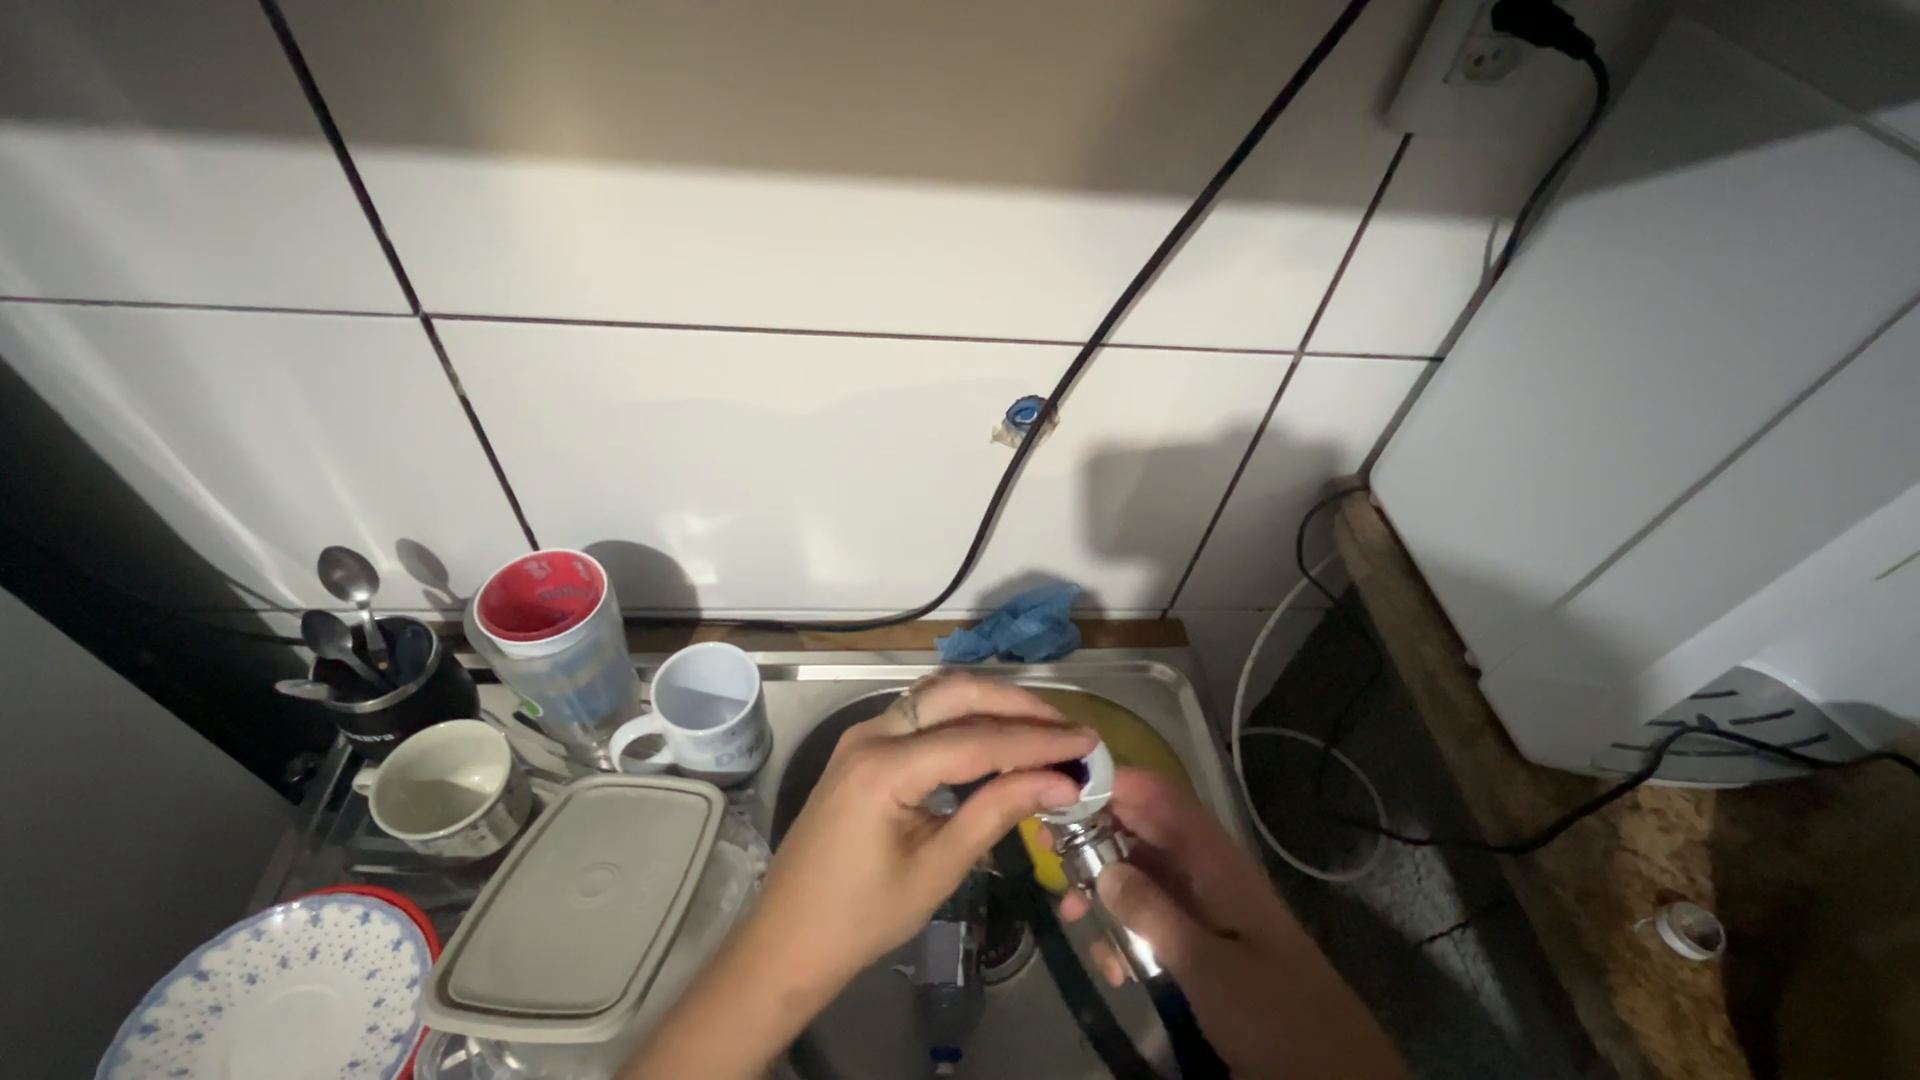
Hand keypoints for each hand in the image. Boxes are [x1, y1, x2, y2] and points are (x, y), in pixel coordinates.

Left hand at [753, 674, 1095, 987]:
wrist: (789, 938)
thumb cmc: (863, 917)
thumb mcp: (938, 868)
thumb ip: (997, 812)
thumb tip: (1060, 782)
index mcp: (884, 768)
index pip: (977, 740)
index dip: (1038, 740)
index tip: (1087, 743)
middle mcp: (871, 735)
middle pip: (956, 694)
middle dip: (1017, 706)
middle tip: (1068, 729)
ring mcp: (862, 735)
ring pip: (938, 697)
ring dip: (992, 704)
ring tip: (1044, 728)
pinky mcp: (863, 746)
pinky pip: (921, 715)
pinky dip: (965, 717)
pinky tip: (997, 736)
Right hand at [1060, 768, 1409, 1079]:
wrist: (1335, 1076)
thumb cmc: (1275, 1013)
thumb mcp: (1207, 966)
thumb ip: (1152, 913)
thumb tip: (1101, 868)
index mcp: (1216, 862)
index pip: (1161, 797)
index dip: (1115, 784)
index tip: (1063, 795)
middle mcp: (1208, 874)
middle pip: (1144, 832)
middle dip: (1096, 838)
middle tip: (1050, 854)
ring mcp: (1205, 909)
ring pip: (1143, 876)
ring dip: (1105, 890)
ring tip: (1073, 916)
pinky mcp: (1202, 944)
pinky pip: (1154, 919)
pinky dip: (1126, 930)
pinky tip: (1112, 964)